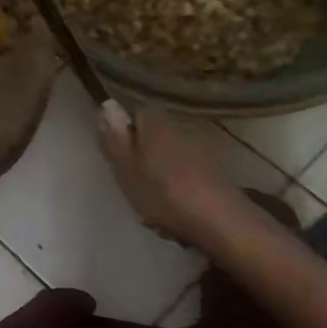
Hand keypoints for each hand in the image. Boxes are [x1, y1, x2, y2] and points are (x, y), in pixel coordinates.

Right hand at [96, 100, 254, 247]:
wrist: (220, 221)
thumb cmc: (163, 192)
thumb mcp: (125, 167)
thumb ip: (113, 138)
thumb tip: (105, 106)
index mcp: (157, 122)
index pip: (136, 110)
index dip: (123, 128)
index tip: (116, 152)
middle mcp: (182, 127)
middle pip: (153, 132)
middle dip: (141, 151)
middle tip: (130, 178)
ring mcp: (202, 148)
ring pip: (169, 153)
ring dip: (158, 169)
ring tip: (151, 198)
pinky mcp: (215, 170)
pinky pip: (185, 170)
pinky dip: (176, 183)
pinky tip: (174, 205)